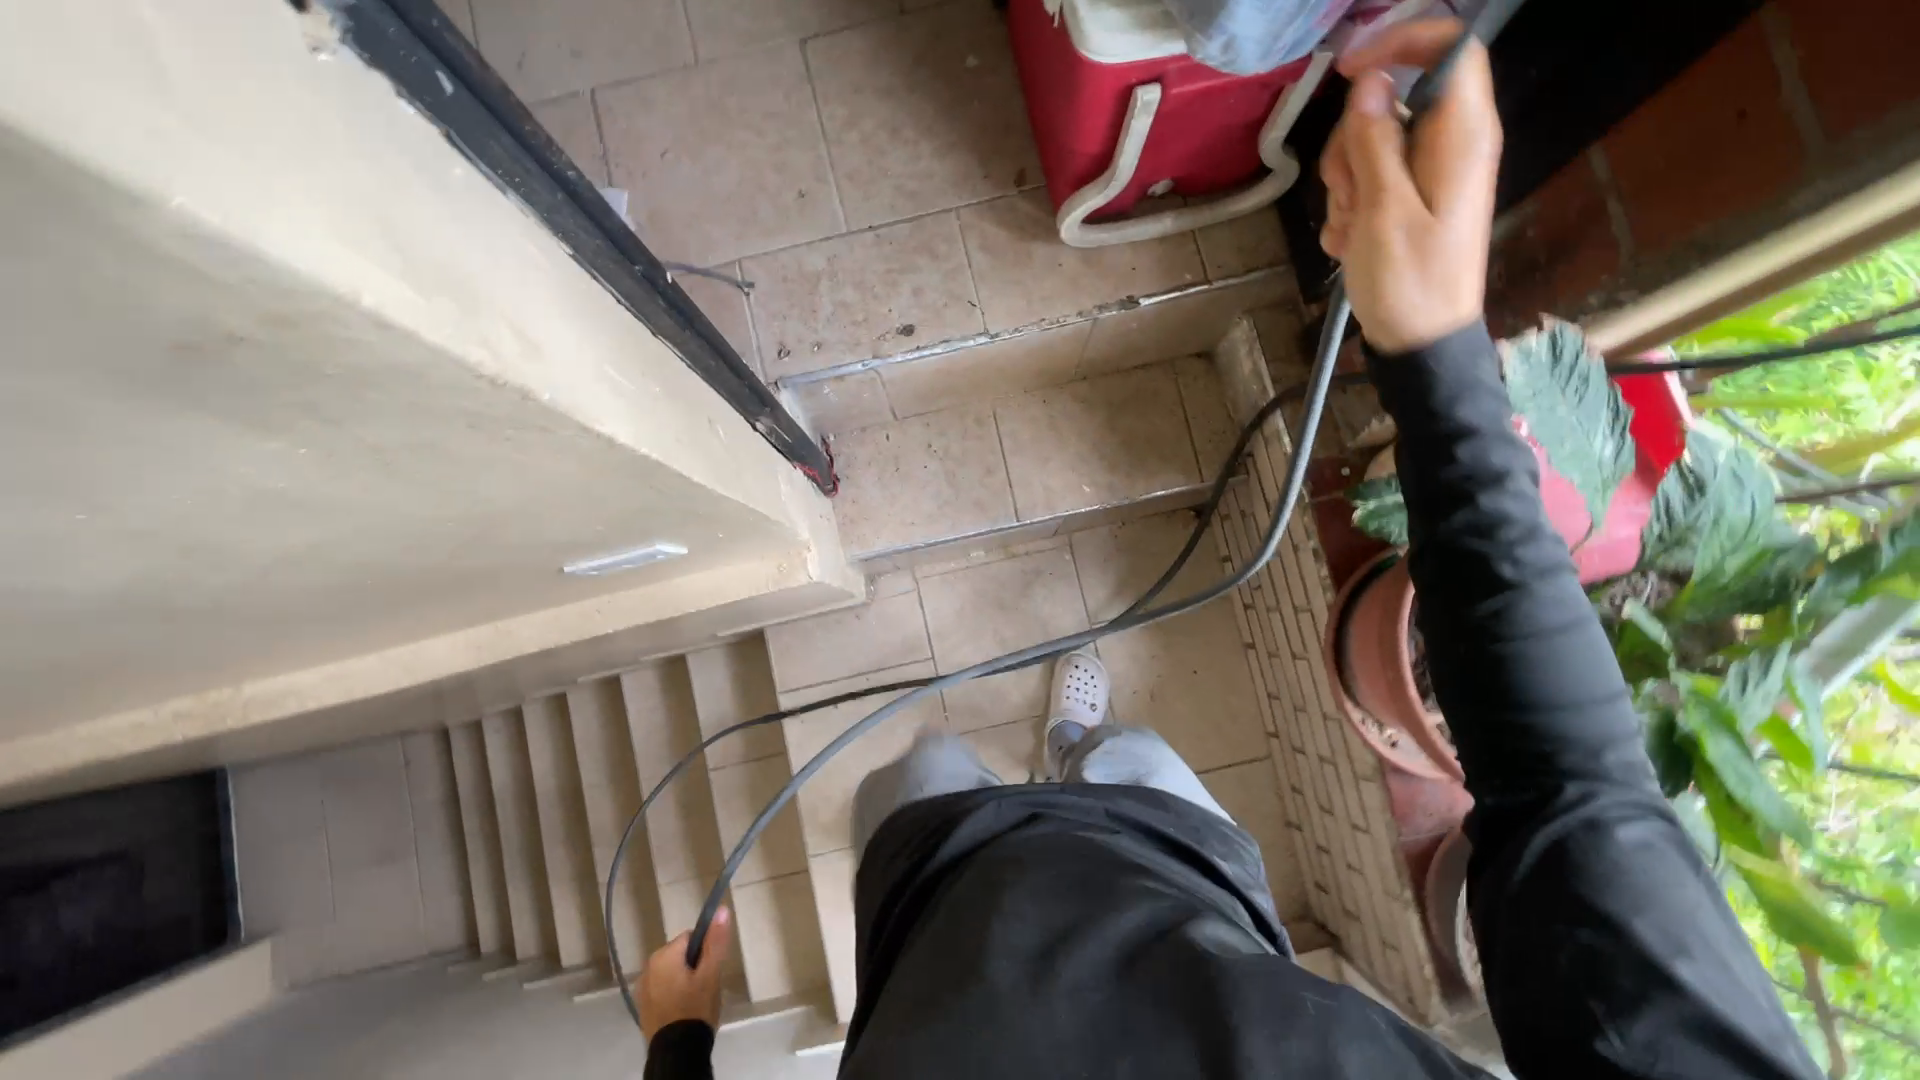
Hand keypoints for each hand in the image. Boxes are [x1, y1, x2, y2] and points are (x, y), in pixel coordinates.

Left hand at [637, 905, 733, 1041]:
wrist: (676, 1053)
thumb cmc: (695, 1009)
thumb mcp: (710, 974)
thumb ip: (715, 941)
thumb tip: (722, 909)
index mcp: (663, 955)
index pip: (691, 938)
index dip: (705, 951)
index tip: (711, 969)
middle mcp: (648, 967)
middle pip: (681, 955)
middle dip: (695, 966)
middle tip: (706, 986)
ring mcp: (643, 988)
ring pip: (672, 973)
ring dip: (684, 980)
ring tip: (696, 1001)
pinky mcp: (643, 1006)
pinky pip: (663, 989)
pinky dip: (674, 994)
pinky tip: (683, 1011)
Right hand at [1318, 18, 1501, 353]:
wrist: (1419, 344)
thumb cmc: (1409, 282)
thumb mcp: (1383, 212)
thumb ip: (1375, 143)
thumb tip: (1369, 85)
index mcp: (1461, 137)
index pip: (1449, 48)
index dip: (1399, 43)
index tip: (1348, 74)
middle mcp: (1449, 146)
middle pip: (1391, 102)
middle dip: (1352, 142)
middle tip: (1347, 192)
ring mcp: (1427, 176)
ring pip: (1369, 144)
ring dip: (1345, 183)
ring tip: (1350, 227)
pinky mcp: (1408, 202)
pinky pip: (1367, 181)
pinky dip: (1349, 207)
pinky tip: (1350, 241)